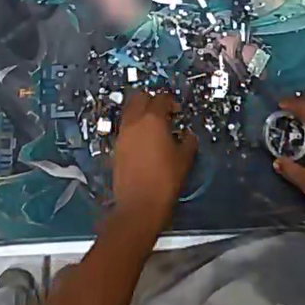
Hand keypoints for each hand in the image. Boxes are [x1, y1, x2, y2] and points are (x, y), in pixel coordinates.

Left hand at [109, 92, 197, 231]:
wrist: (139, 205)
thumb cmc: (166, 180)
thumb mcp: (185, 160)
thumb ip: (188, 141)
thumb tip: (188, 135)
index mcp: (153, 119)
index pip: (161, 99)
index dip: (171, 102)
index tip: (178, 111)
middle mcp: (134, 121)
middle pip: (140, 98)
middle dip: (152, 101)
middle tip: (164, 113)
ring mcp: (122, 133)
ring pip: (129, 111)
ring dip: (141, 112)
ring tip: (154, 128)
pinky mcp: (116, 146)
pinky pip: (125, 127)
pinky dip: (134, 127)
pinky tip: (144, 142)